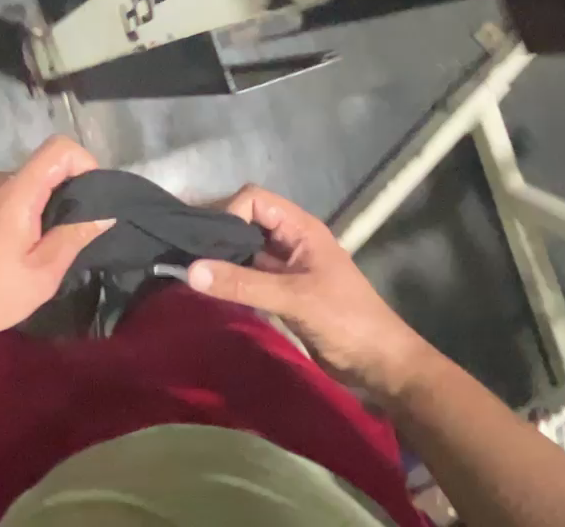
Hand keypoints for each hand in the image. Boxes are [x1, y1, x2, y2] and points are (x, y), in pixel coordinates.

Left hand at [0, 136, 112, 351]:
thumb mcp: (43, 273)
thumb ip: (75, 235)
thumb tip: (106, 212)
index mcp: (15, 191)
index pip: (59, 148)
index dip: (85, 163)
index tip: (95, 198)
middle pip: (43, 168)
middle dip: (67, 194)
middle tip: (73, 235)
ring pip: (25, 186)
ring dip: (43, 208)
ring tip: (43, 250)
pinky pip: (6, 198)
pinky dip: (22, 214)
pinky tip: (15, 253)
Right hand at [188, 185, 431, 395]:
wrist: (380, 366)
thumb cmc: (345, 320)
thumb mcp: (294, 298)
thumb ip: (243, 284)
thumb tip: (190, 270)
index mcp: (300, 227)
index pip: (253, 199)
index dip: (229, 212)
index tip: (208, 242)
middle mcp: (290, 240)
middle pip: (245, 220)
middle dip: (218, 231)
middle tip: (184, 249)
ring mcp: (285, 266)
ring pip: (244, 249)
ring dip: (220, 257)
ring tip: (187, 267)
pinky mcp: (280, 291)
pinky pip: (247, 275)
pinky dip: (228, 278)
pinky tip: (207, 288)